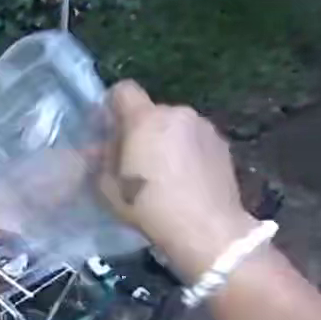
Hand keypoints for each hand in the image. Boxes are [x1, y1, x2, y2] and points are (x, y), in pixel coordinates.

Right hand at [99, 81, 256, 275]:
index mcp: (145, 119)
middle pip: (150, 111)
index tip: (107, 130)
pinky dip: (184, 152)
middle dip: (138, 130)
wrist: (205, 229)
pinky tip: (183, 180)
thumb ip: (100, 160)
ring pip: (173, 125)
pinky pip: (193, 139)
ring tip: (160, 174)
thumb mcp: (108, 188)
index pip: (123, 90)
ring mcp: (203, 127)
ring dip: (163, 140)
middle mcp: (177, 113)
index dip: (111, 106)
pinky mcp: (222, 144)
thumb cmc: (148, 206)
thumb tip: (98, 149)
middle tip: (131, 161)